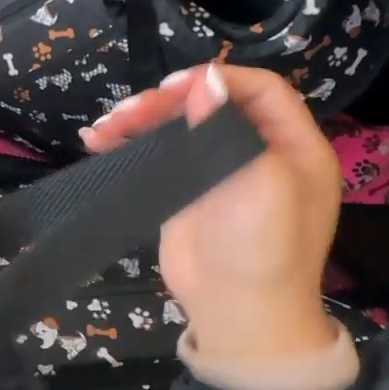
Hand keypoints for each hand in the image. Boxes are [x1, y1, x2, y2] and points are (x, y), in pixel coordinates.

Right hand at [80, 64, 341, 364]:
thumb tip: (204, 80)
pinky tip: (97, 141)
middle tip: (125, 113)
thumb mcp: (259, 182)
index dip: (218, 80)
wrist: (238, 309)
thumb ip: (230, 130)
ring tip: (102, 128)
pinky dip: (126, 143)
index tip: (172, 88)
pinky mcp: (182, 189)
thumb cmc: (262, 245)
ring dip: (138, 120)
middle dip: (163, 102)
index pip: (259, 90)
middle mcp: (255, 152)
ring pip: (176, 126)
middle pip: (208, 105)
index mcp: (291, 146)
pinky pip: (155, 153)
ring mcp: (216, 171)